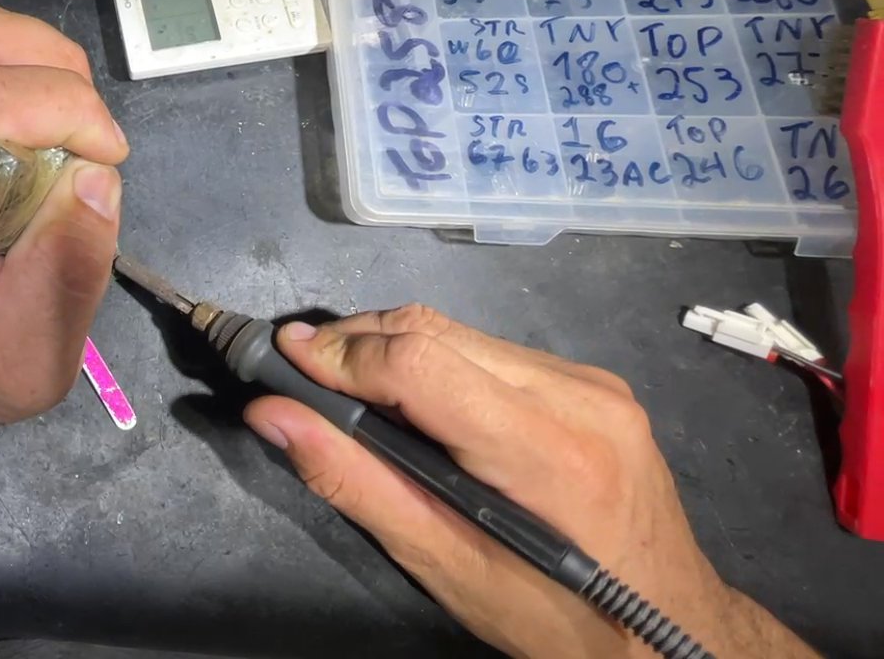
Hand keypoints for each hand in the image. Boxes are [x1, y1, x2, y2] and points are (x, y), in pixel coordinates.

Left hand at [0, 0, 126, 439]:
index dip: (55, 111)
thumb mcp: (31, 349)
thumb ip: (63, 273)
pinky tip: (60, 127)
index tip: (106, 161)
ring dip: (47, 64)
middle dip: (54, 77)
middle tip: (94, 141)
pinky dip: (40, 71)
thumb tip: (97, 177)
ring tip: (79, 129)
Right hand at [242, 306, 816, 658]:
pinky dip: (418, 354)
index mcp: (548, 451)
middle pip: (426, 331)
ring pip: (445, 327)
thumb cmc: (558, 618)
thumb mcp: (444, 565)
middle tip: (298, 371)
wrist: (686, 636)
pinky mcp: (582, 376)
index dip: (340, 355)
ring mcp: (586, 379)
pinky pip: (473, 342)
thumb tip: (270, 413)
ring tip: (341, 382)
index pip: (418, 365)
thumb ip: (353, 481)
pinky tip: (403, 392)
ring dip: (379, 344)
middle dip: (348, 342)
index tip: (281, 357)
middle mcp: (574, 394)